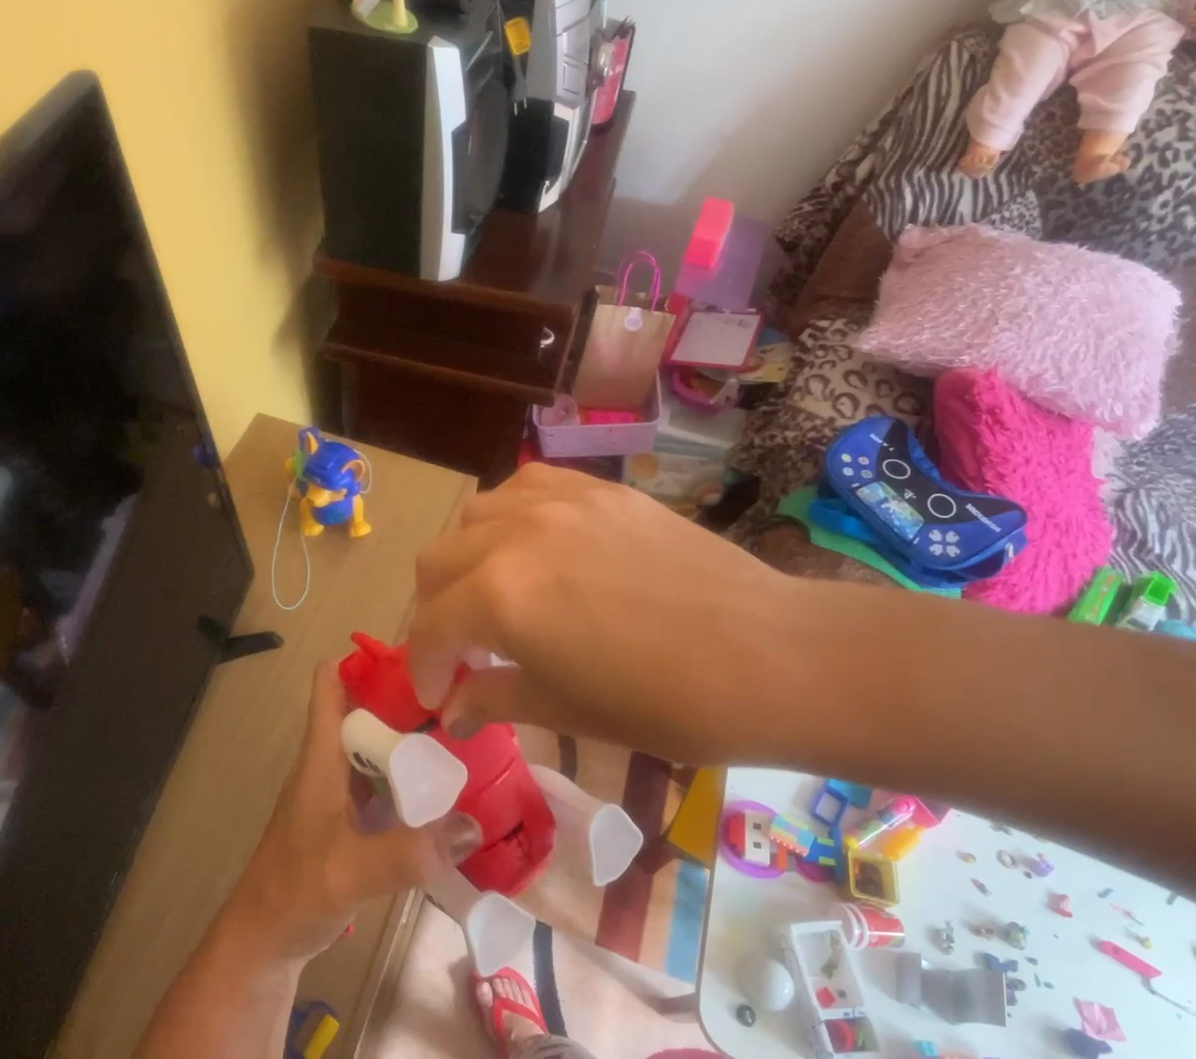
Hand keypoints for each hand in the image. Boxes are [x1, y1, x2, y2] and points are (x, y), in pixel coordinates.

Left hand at [221, 662, 482, 962]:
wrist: (263, 942)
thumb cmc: (294, 894)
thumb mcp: (351, 873)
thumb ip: (409, 853)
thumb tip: (475, 825)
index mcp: (321, 758)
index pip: (331, 684)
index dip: (367, 660)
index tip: (420, 656)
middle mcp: (329, 764)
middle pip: (364, 709)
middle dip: (407, 698)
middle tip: (464, 697)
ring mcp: (339, 792)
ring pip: (376, 746)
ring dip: (412, 737)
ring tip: (466, 733)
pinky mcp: (349, 819)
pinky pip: (383, 781)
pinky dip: (410, 777)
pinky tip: (446, 790)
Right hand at [407, 464, 804, 760]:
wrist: (770, 656)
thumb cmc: (665, 703)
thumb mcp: (566, 711)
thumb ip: (494, 698)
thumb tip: (452, 709)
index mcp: (500, 597)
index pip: (431, 629)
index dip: (425, 669)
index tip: (439, 697)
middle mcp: (515, 535)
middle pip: (436, 562)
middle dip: (436, 612)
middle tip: (465, 650)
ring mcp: (560, 501)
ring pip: (474, 514)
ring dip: (467, 559)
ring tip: (498, 592)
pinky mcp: (601, 489)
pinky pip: (528, 485)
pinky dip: (511, 517)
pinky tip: (536, 546)